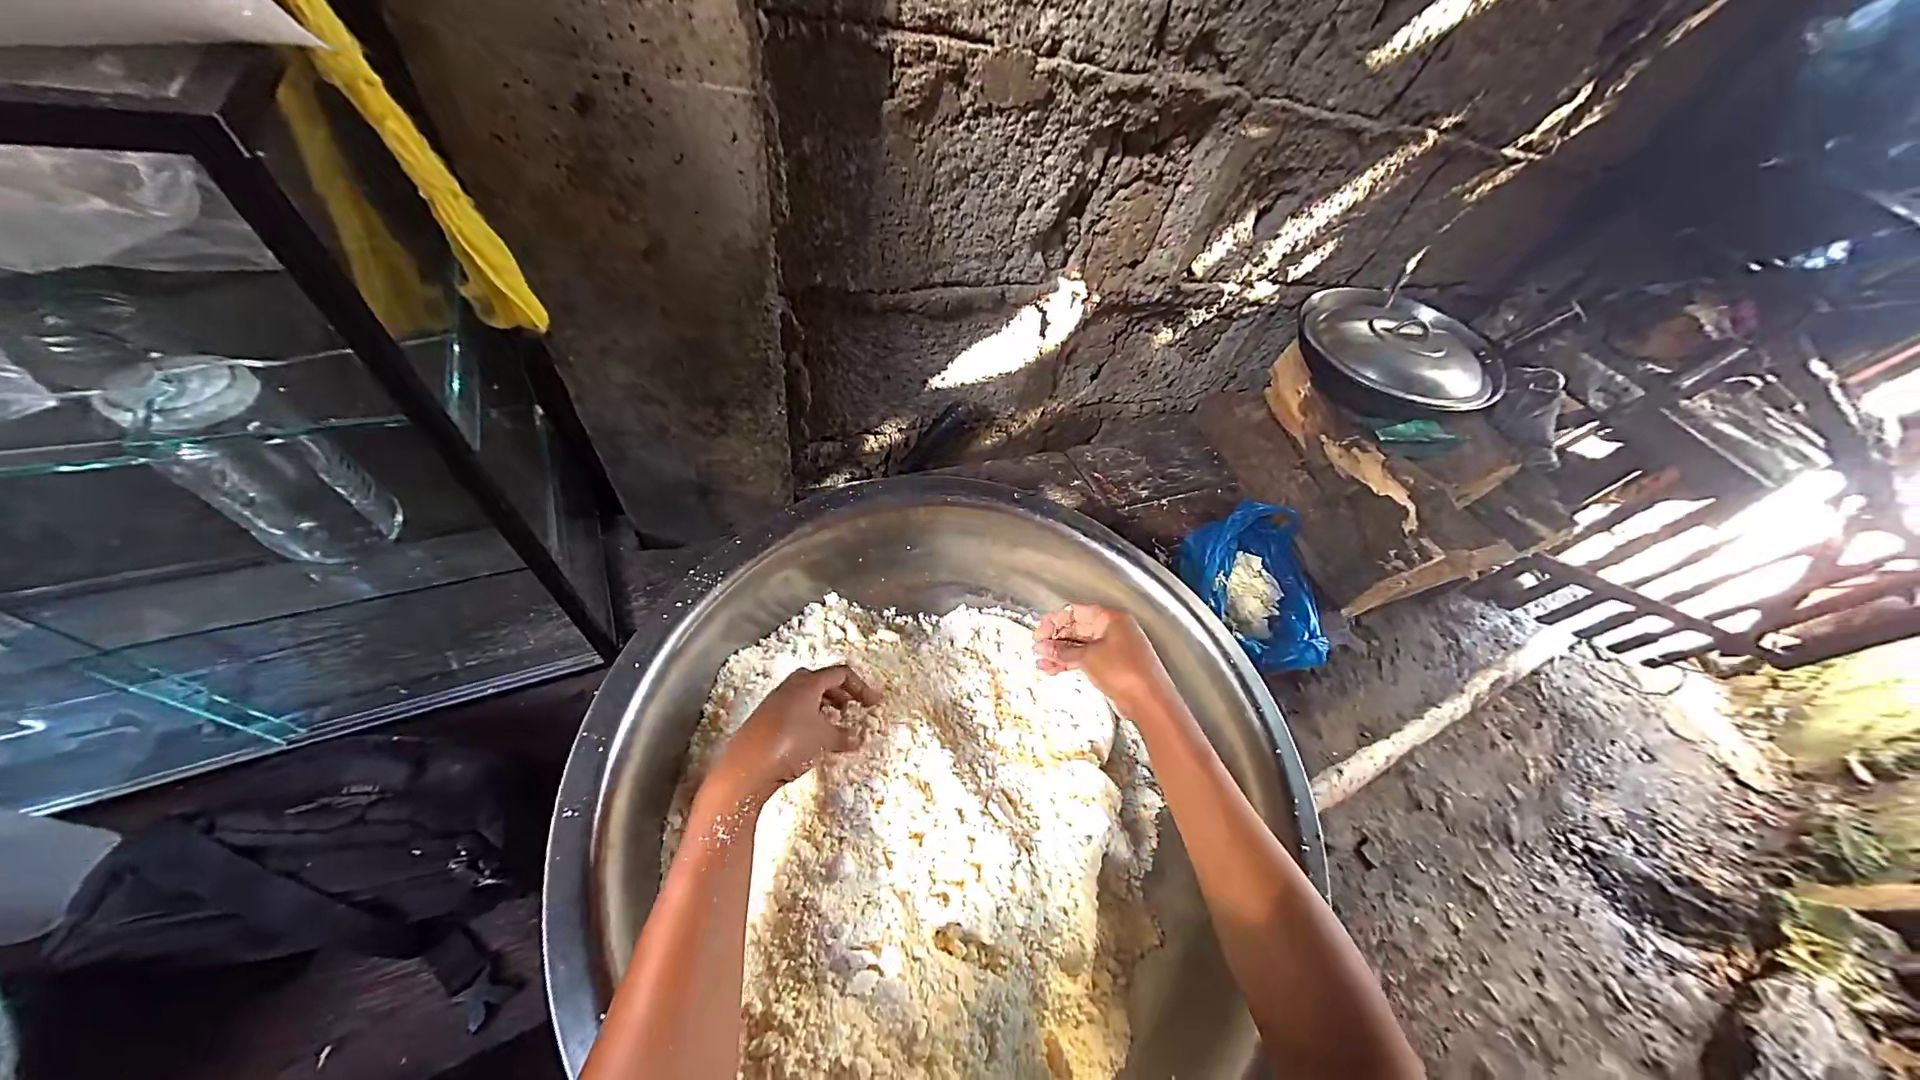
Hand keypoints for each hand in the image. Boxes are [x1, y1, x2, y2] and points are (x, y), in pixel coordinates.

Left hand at [713, 665, 879, 801]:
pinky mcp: (765, 719)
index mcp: (807, 683)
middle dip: (839, 692)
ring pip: (805, 695)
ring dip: (823, 705)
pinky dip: (808, 717)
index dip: (860, 686)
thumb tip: (858, 737)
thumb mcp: (825, 740)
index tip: (872, 703)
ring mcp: (775, 702)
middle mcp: (790, 687)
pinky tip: (811, 737)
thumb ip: (844, 736)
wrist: (746, 767)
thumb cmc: (790, 744)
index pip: (840, 674)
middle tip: (850, 707)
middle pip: (821, 680)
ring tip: (833, 724)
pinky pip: (793, 709)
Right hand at [1034, 603, 1170, 700]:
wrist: (1149, 700)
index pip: (1076, 612)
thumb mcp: (1088, 657)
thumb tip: (1045, 647)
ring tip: (1042, 662)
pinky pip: (1086, 659)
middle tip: (1038, 648)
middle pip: (1077, 628)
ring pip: (1080, 646)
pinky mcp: (1112, 665)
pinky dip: (1070, 663)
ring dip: (1059, 653)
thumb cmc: (1127, 672)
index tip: (1040, 632)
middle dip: (1055, 639)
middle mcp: (1113, 630)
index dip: (1055, 621)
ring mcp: (1114, 648)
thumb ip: (1063, 650)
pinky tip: (1054, 669)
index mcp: (1111, 618)